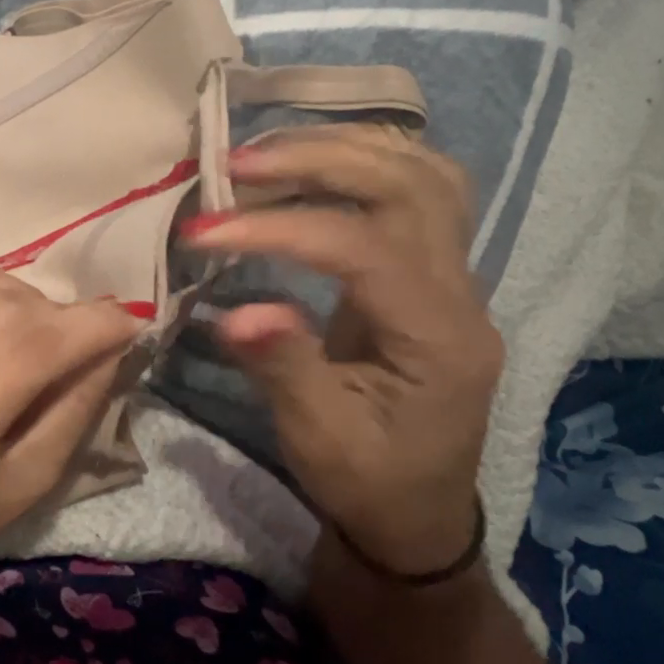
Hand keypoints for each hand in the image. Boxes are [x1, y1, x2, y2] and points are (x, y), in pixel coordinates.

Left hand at [0, 257, 142, 623]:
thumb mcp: (27, 484)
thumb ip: (73, 409)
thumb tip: (113, 340)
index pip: (24, 352)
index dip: (86, 326)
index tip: (129, 320)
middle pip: (0, 310)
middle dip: (58, 313)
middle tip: (82, 336)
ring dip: (20, 294)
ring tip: (34, 328)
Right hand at [184, 126, 502, 577]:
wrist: (415, 514)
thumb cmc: (366, 481)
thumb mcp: (318, 439)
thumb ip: (284, 369)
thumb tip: (234, 313)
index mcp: (438, 338)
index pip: (364, 249)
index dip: (281, 228)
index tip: (203, 231)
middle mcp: (460, 294)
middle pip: (414, 186)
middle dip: (321, 160)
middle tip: (236, 164)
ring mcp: (453, 280)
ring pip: (426, 175)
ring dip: (346, 149)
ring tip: (267, 150)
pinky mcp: (429, 276)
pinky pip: (415, 193)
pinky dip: (363, 164)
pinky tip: (309, 165)